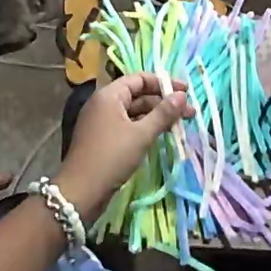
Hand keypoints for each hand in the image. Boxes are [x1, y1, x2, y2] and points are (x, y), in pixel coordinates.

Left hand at [56, 73, 192, 215]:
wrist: (81, 192)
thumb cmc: (111, 157)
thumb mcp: (141, 134)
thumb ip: (163, 113)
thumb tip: (182, 96)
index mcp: (109, 95)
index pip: (139, 79)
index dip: (163, 83)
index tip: (186, 91)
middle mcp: (104, 104)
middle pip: (138, 95)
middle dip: (164, 102)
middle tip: (189, 112)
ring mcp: (102, 122)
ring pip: (134, 112)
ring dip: (156, 116)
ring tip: (180, 125)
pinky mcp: (104, 138)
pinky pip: (128, 125)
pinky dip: (145, 127)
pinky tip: (162, 135)